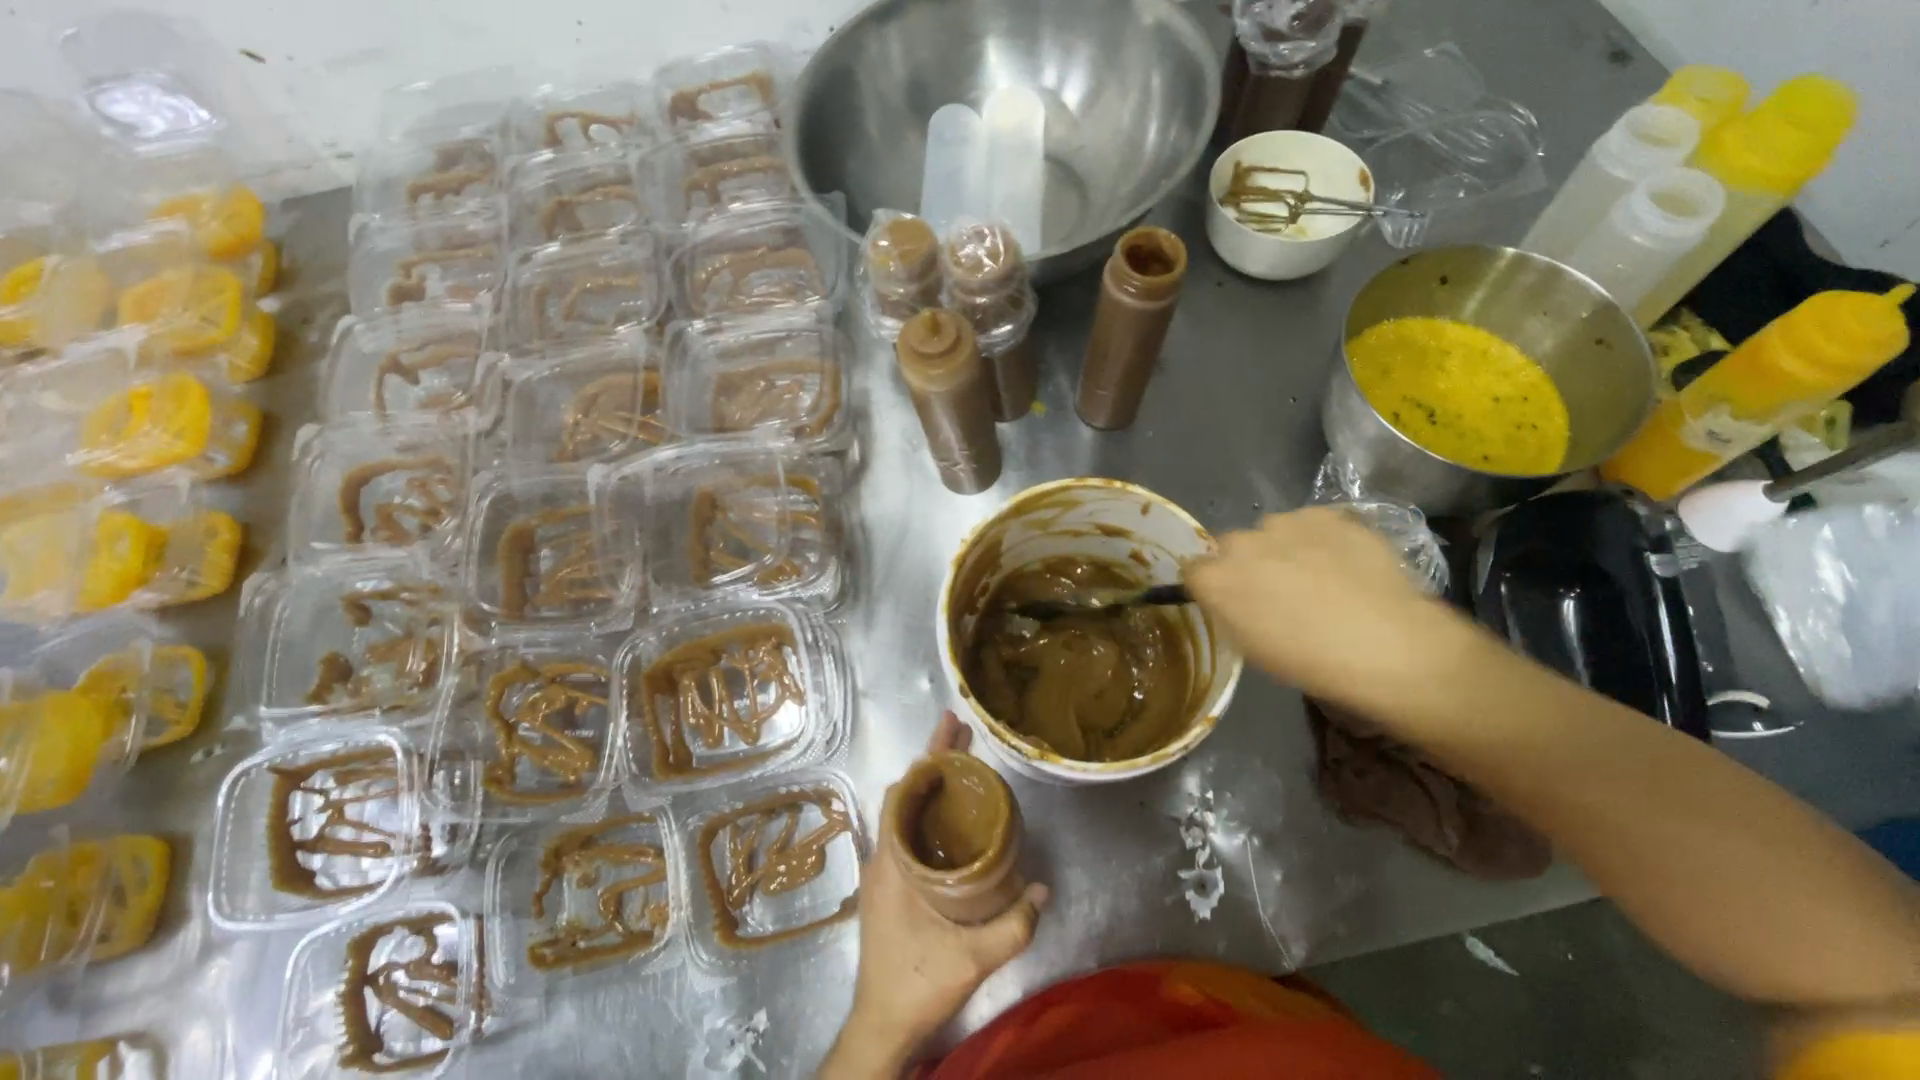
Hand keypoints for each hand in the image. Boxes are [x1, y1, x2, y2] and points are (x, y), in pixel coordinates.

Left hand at [821, 712, 1049, 1078]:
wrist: (882, 1026)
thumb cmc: (917, 984)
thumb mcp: (973, 957)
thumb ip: (1014, 924)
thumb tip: (1045, 888)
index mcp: (892, 865)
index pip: (902, 795)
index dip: (926, 760)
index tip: (949, 731)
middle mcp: (881, 861)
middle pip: (904, 797)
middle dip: (932, 764)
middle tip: (962, 734)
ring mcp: (882, 876)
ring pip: (904, 816)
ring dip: (930, 789)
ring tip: (962, 768)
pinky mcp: (888, 890)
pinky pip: (906, 836)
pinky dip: (928, 816)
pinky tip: (953, 821)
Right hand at [1185, 507, 1470, 710]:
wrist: (1386, 642)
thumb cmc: (1310, 660)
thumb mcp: (1251, 647)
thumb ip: (1229, 612)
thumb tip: (1229, 597)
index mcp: (1216, 579)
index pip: (1193, 570)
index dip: (1211, 585)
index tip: (1229, 601)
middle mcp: (1242, 543)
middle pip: (1231, 546)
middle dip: (1246, 564)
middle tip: (1275, 591)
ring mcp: (1285, 523)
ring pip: (1272, 532)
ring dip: (1282, 548)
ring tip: (1316, 576)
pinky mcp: (1326, 514)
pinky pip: (1310, 523)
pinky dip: (1318, 538)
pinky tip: (1342, 563)